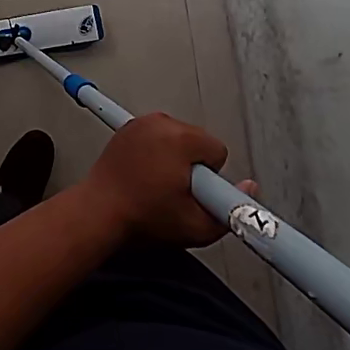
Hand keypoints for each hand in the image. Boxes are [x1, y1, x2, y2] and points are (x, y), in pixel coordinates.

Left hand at [78, 113, 258, 247]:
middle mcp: (162, 123)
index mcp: (182, 139)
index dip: (210, 177)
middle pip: (197, 141)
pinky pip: (156, 136)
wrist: (99, 211)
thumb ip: (230, 210)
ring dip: (174, 156)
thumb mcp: (196, 227)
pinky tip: (144, 173)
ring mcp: (142, 123)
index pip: (217, 150)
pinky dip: (155, 150)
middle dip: (192, 164)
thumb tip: (249, 188)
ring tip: (156, 183)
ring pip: (177, 137)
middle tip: (174, 190)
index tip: (193, 192)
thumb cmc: (142, 217)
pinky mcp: (128, 127)